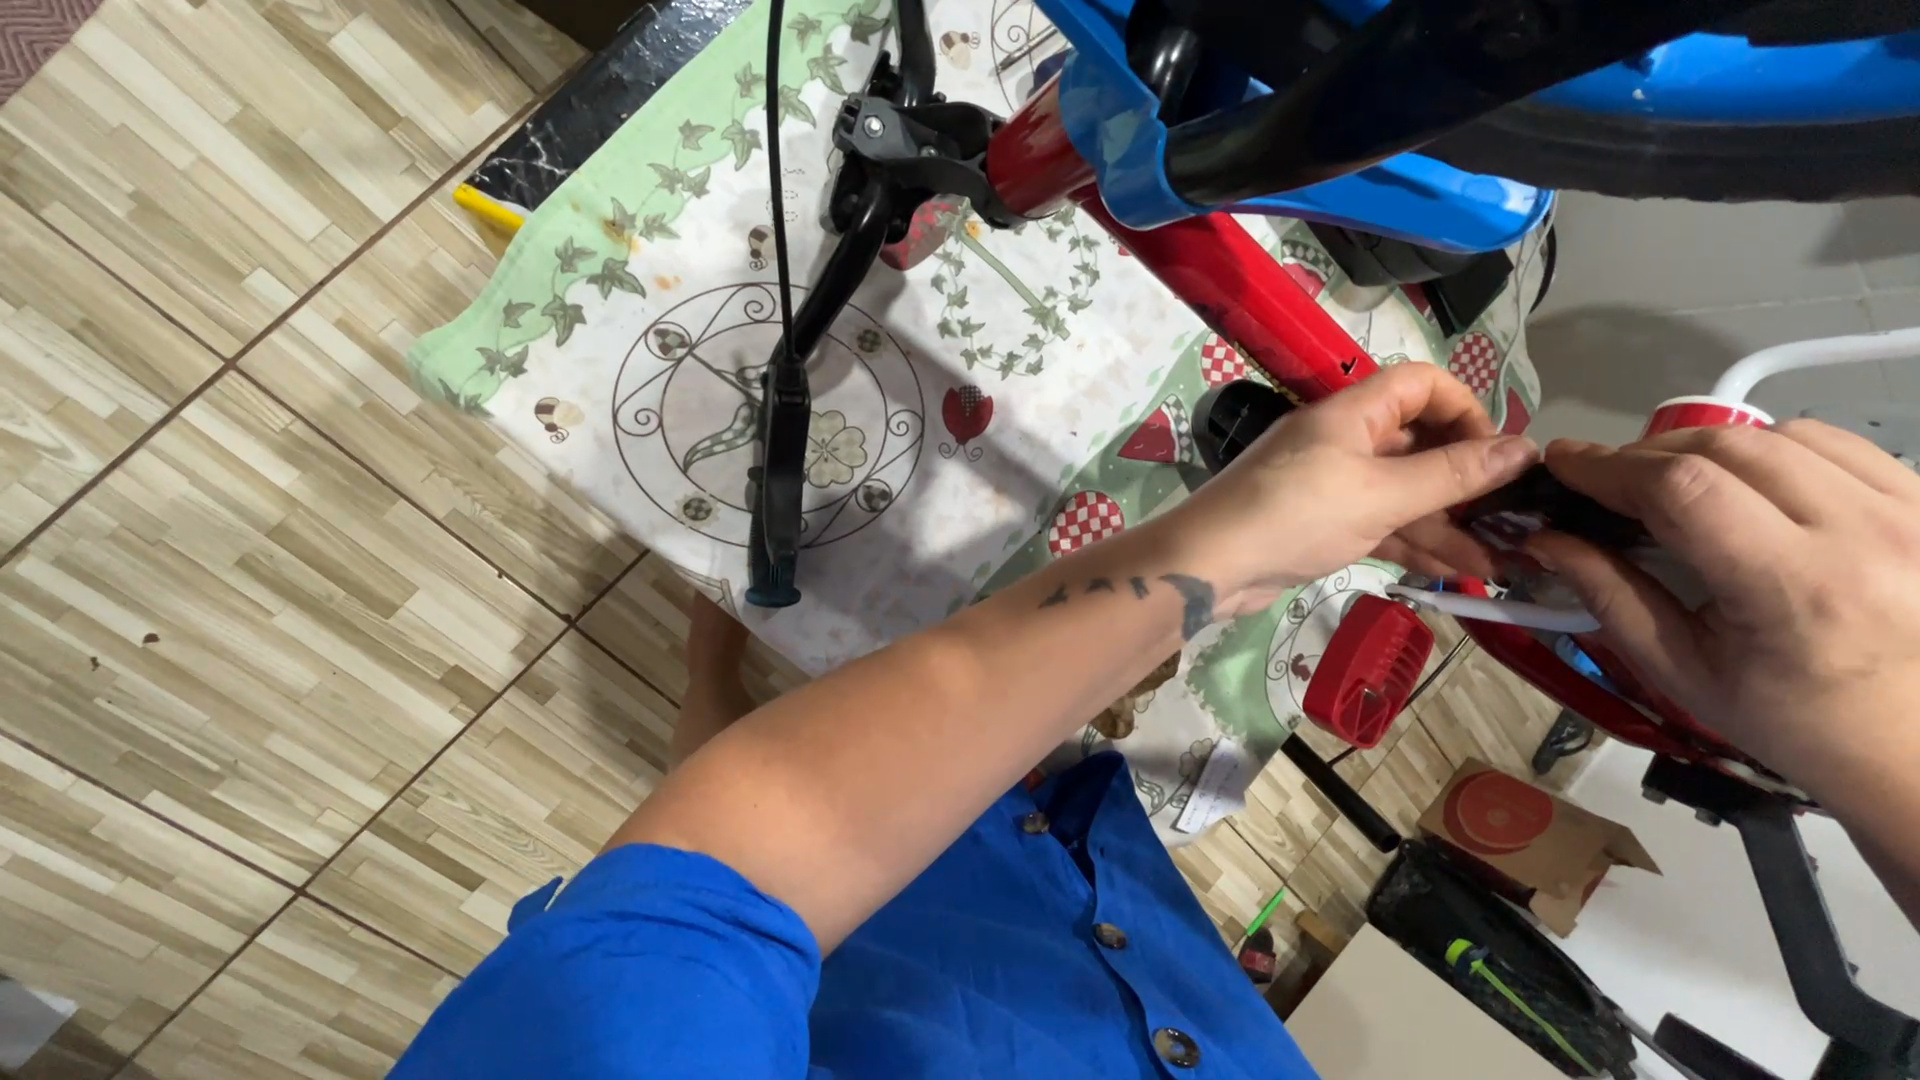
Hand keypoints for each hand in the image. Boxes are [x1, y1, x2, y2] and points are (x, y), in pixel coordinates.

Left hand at [1166, 363, 1538, 618]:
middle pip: (1416, 445)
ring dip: (1445, 525)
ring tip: (1498, 562)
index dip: (1466, 409)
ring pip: (1399, 493)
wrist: (1209, 564)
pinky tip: (1454, 572)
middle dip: (1464, 483)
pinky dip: (1410, 543)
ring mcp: (1326, 483)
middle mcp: (1339, 440)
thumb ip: (1452, 474)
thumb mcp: (1381, 494)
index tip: (1497, 452)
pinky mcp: (1317, 523)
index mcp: (1351, 413)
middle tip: (1510, 519)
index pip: (1421, 384)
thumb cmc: (1295, 515)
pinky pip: (1376, 524)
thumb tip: (1525, 448)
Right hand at [1530, 421, 1919, 802]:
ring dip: (1705, 448)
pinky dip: (1766, 451)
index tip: (1562, 464)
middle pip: (1728, 446)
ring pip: (1780, 434)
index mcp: (1795, 586)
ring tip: (1669, 485)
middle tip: (1603, 482)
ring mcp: (1913, 512)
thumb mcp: (1676, 666)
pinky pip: (1833, 445)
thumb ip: (1606, 592)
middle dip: (1646, 454)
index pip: (1684, 486)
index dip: (1610, 466)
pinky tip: (1739, 486)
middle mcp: (1868, 534)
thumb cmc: (1791, 719)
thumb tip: (1543, 539)